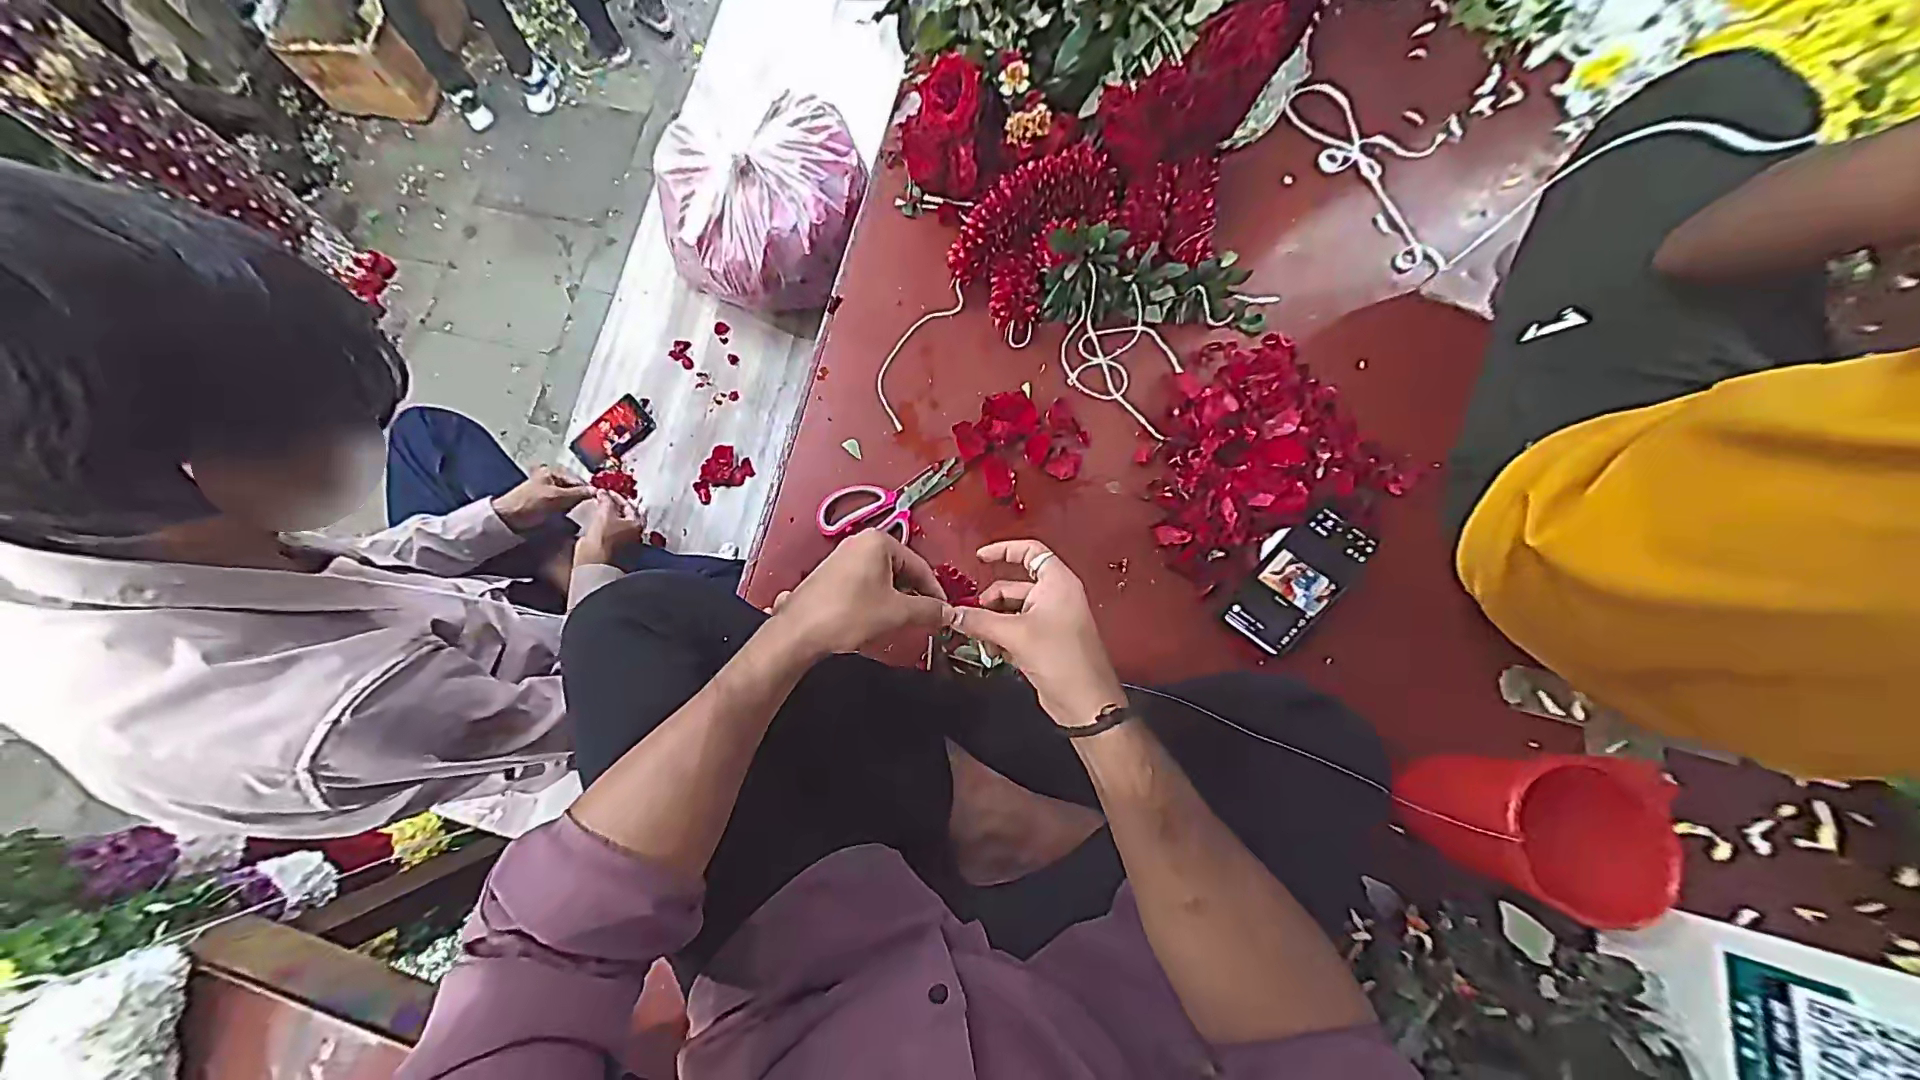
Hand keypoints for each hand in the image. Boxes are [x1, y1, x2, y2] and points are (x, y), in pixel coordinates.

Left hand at [493, 467, 591, 531]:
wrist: (508, 521)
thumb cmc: (530, 504)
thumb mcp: (558, 496)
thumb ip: (579, 493)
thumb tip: (597, 491)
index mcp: (551, 472)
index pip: (578, 479)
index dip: (589, 489)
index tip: (600, 500)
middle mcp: (551, 481)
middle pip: (576, 490)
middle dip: (584, 499)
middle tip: (594, 508)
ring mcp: (549, 494)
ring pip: (572, 500)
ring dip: (578, 508)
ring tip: (586, 515)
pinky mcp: (548, 507)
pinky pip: (566, 509)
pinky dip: (571, 513)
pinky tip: (576, 519)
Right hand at [575, 491, 645, 565]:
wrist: (596, 567)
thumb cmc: (602, 541)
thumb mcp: (604, 516)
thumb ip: (606, 502)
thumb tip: (604, 493)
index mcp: (637, 523)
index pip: (628, 505)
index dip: (616, 496)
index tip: (604, 491)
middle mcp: (636, 532)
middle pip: (627, 514)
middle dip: (615, 505)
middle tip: (602, 498)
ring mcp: (628, 542)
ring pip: (620, 523)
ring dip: (611, 514)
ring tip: (599, 508)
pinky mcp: (617, 549)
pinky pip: (613, 531)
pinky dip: (607, 523)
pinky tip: (598, 522)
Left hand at [767, 531, 950, 660]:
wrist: (799, 633)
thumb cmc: (843, 614)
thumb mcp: (897, 613)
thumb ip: (929, 610)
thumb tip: (947, 612)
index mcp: (878, 541)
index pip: (921, 566)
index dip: (935, 593)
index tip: (943, 611)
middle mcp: (859, 543)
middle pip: (902, 571)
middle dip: (914, 597)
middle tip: (924, 619)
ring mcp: (843, 558)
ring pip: (884, 579)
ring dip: (895, 601)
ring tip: (898, 623)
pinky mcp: (832, 576)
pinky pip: (866, 585)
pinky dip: (876, 601)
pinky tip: (875, 621)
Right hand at [955, 540, 1125, 727]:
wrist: (1085, 703)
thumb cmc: (1061, 659)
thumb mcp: (1015, 635)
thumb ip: (980, 620)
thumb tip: (954, 613)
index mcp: (1057, 583)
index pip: (1029, 551)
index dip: (1003, 550)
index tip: (979, 557)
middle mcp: (1055, 596)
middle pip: (1013, 586)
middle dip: (990, 602)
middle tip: (970, 617)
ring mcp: (1050, 620)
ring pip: (1011, 611)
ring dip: (992, 624)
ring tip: (982, 641)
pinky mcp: (1044, 641)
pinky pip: (1016, 630)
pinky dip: (1002, 638)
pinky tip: (995, 653)